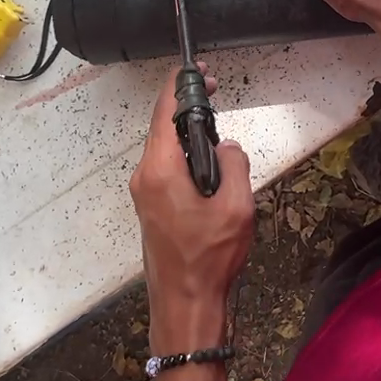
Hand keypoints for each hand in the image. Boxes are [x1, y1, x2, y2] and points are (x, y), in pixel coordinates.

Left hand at [129, 70, 252, 352]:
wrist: (186, 308)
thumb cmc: (209, 257)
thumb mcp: (236, 206)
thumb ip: (234, 164)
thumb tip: (226, 148)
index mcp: (160, 169)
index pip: (164, 112)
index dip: (180, 86)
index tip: (197, 72)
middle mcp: (145, 177)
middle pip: (163, 129)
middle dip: (189, 110)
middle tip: (216, 96)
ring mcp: (144, 195)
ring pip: (166, 151)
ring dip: (190, 138)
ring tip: (220, 138)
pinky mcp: (151, 209)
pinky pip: (166, 170)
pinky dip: (186, 159)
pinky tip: (209, 171)